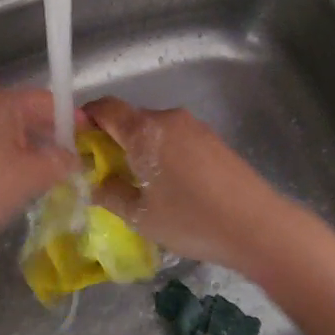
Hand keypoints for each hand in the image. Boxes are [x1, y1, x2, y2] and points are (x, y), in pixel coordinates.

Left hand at [0, 87, 80, 254]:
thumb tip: (73, 157)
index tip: (89, 139)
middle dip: (50, 135)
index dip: (71, 120)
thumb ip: (60, 161)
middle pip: (26, 113)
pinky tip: (15, 179)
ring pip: (6, 130)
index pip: (47, 100)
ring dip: (28, 147)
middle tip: (70, 161)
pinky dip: (5, 155)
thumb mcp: (30, 177)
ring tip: (47, 174)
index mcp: (0, 101)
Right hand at [82, 97, 304, 272]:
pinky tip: (170, 186)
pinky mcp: (214, 141)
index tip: (77, 144)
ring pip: (154, 130)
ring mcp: (195, 127)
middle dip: (112, 140)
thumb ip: (109, 193)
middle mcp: (168, 118)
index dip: (85, 120)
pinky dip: (162, 154)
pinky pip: (175, 139)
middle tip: (105, 173)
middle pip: (129, 119)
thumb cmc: (192, 219)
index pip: (105, 108)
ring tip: (139, 185)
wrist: (258, 227)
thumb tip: (93, 182)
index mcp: (144, 130)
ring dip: (139, 149)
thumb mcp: (139, 215)